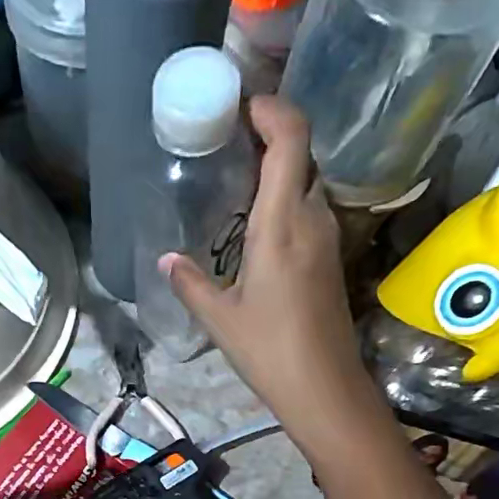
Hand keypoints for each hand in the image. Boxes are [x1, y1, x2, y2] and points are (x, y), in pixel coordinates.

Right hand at [161, 96, 370, 442]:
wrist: (325, 389)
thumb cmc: (270, 351)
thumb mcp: (220, 318)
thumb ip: (190, 283)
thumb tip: (166, 260)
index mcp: (282, 223)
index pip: (291, 138)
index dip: (271, 110)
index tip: (243, 110)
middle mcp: (312, 220)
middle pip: (303, 155)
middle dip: (271, 140)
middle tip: (231, 150)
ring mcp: (328, 240)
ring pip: (309, 185)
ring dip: (281, 174)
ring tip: (240, 188)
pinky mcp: (332, 261)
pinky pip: (312, 213)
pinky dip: (289, 203)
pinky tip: (261, 230)